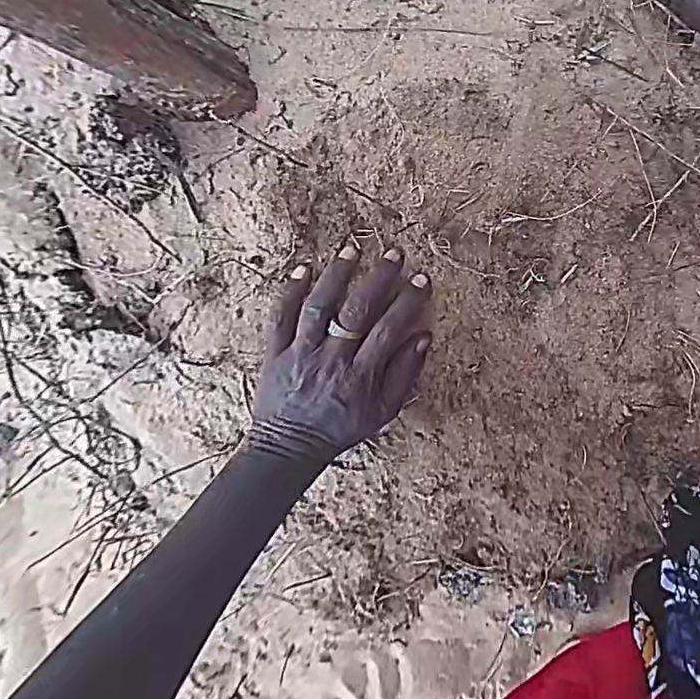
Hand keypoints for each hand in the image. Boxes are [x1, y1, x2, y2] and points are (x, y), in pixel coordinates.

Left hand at [250, 244, 432, 463]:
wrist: (288, 448)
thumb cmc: (342, 428)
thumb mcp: (383, 411)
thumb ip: (404, 374)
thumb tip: (423, 336)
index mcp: (360, 376)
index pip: (388, 329)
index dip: (407, 301)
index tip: (421, 278)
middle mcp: (331, 361)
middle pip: (357, 311)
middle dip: (379, 279)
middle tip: (395, 253)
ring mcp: (300, 354)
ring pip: (318, 307)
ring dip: (337, 276)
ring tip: (353, 250)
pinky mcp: (275, 352)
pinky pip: (281, 318)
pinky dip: (291, 291)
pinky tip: (304, 268)